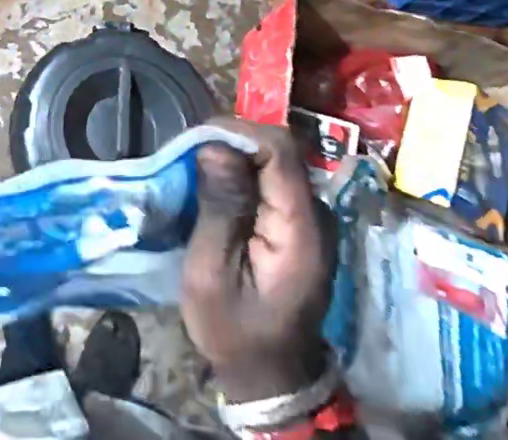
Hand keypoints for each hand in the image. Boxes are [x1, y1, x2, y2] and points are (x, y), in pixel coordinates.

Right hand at [181, 118, 332, 402]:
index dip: (239, 132)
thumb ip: (219, 207)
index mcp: (300, 228)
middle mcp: (316, 214)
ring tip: (197, 164)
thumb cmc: (235, 330)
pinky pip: (273, 178)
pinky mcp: (299, 220)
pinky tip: (217, 183)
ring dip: (236, 154)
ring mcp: (312, 216)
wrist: (270, 375)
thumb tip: (215, 145)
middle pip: (281, 150)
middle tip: (190, 152)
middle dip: (234, 140)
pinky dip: (243, 171)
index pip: (280, 151)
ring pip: (276, 160)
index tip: (198, 139)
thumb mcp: (211, 274)